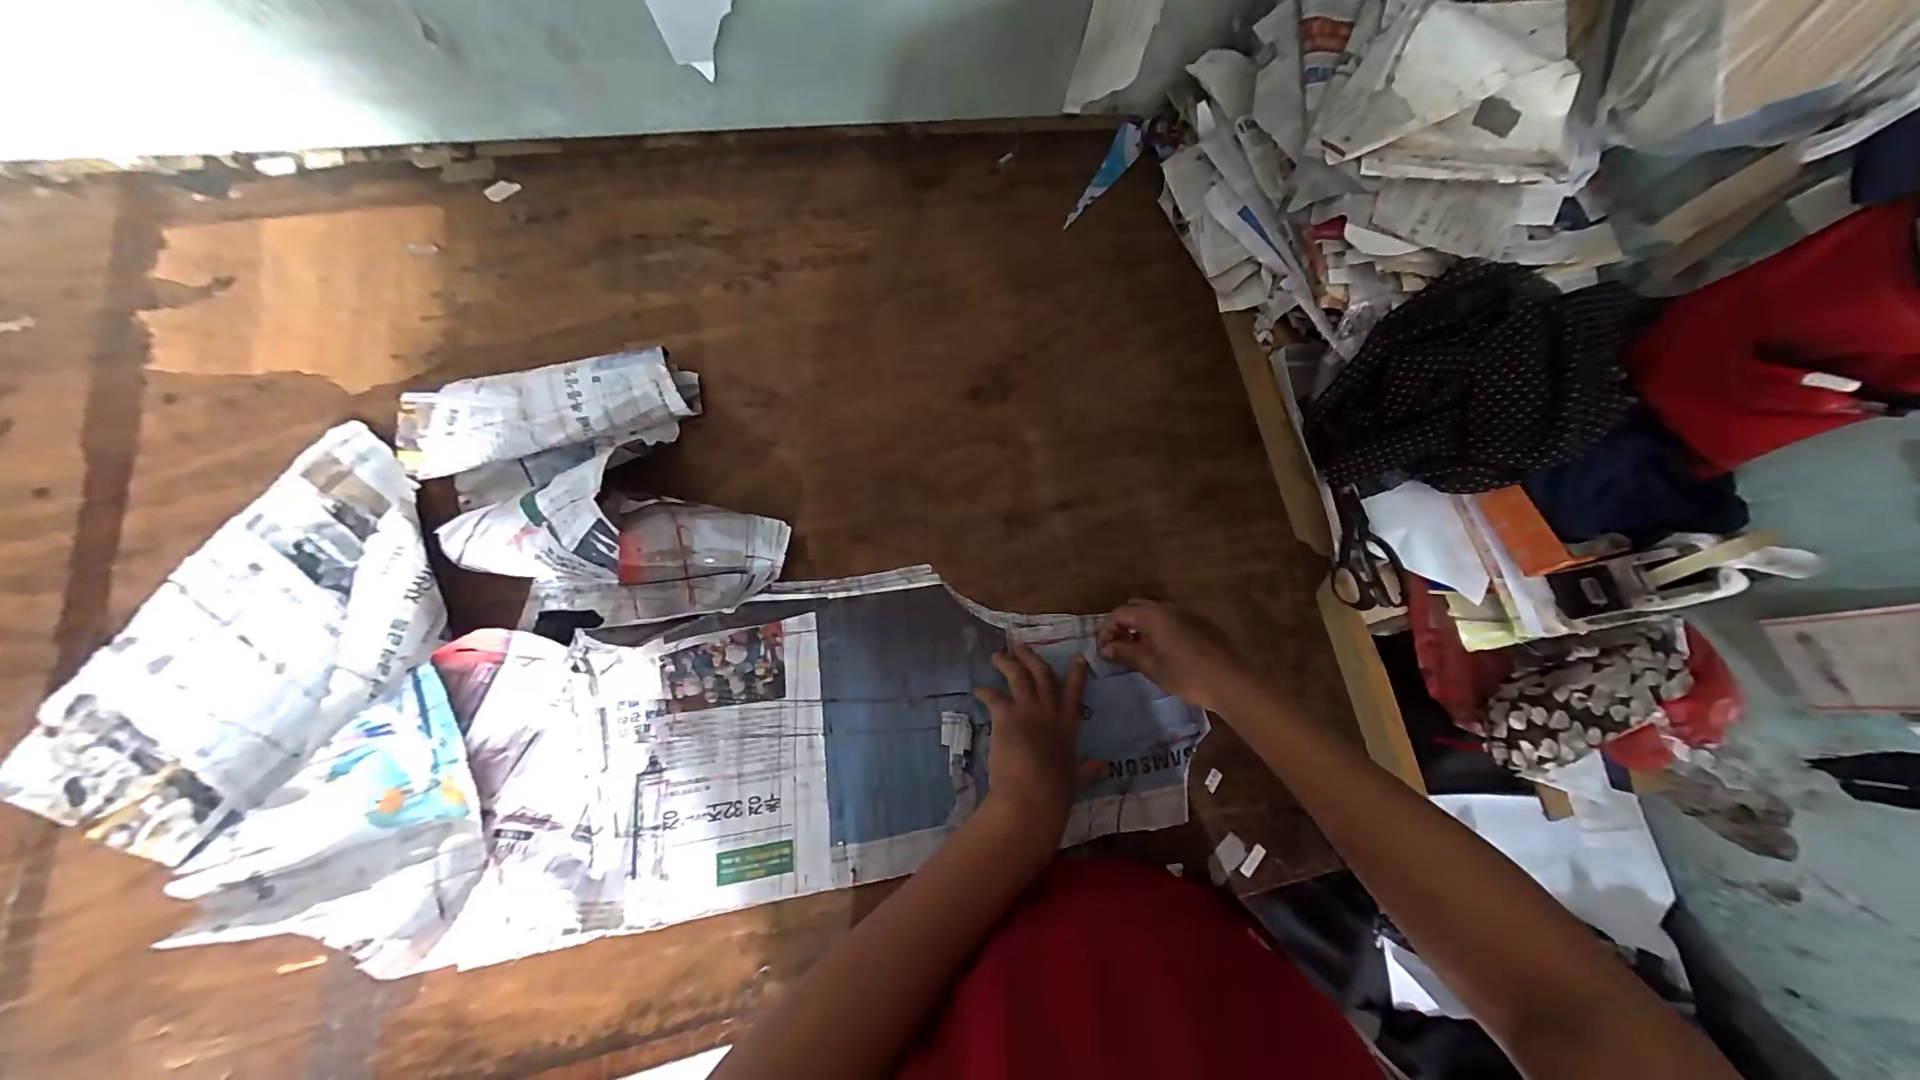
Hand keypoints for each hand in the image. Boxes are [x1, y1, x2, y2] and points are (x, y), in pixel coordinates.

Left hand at [974, 644, 1099, 836]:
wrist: (1032, 794)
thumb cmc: (1055, 790)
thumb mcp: (1076, 778)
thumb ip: (1087, 769)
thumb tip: (1105, 766)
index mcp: (1067, 726)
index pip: (1074, 693)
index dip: (1076, 674)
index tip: (1078, 657)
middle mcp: (1049, 711)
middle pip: (1043, 675)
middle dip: (1032, 658)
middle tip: (1021, 647)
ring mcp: (1028, 710)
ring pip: (1018, 676)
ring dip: (1007, 663)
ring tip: (997, 656)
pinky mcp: (1006, 715)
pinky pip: (993, 696)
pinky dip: (984, 692)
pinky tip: (978, 691)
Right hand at [1096, 599, 1258, 712]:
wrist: (1231, 682)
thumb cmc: (1186, 675)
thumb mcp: (1151, 666)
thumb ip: (1126, 653)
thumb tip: (1106, 648)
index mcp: (1153, 615)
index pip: (1120, 613)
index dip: (1106, 629)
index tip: (1102, 648)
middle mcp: (1169, 607)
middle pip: (1136, 607)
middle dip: (1122, 623)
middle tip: (1117, 645)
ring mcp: (1187, 613)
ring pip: (1155, 612)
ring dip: (1141, 625)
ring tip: (1137, 649)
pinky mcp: (1201, 623)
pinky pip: (1171, 618)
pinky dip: (1158, 628)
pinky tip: (1162, 650)